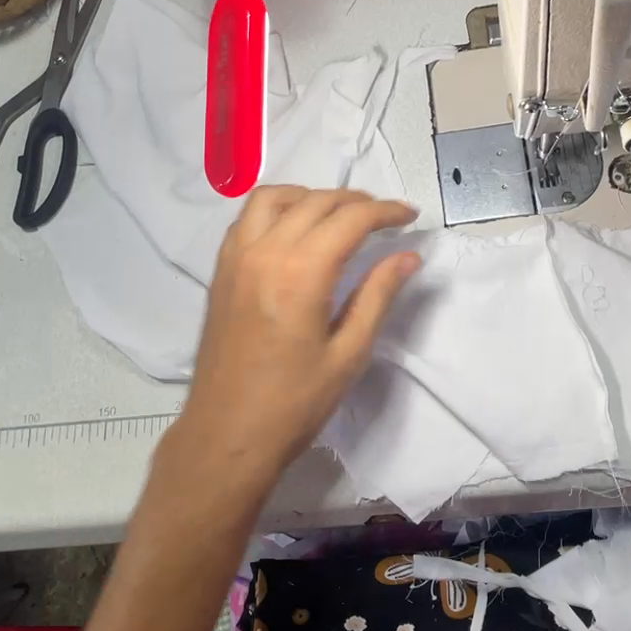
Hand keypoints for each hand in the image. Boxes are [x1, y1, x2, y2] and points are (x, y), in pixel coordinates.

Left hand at [175, 187, 421, 484]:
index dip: (386, 211)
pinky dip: (276, 209)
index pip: (351, 219)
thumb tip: (409, 256)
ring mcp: (236, 258)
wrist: (226, 434)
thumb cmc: (294, 403)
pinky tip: (294, 231)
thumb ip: (378, 296)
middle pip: (317, 202)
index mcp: (301, 272)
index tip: (410, 216)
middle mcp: (265, 252)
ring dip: (311, 196)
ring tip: (337, 216)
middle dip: (356, 201)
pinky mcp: (220, 271)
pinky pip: (247, 219)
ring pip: (275, 198)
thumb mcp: (349, 353)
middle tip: (383, 218)